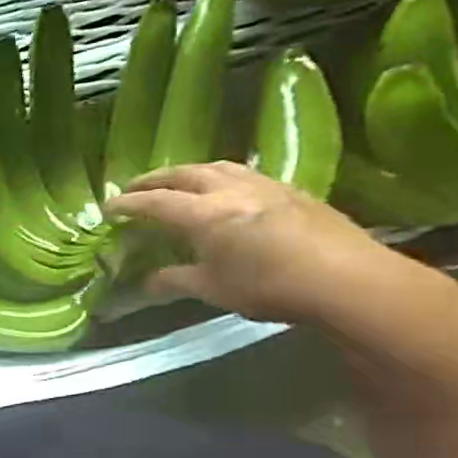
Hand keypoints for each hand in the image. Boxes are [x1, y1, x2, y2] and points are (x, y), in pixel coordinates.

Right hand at [107, 161, 452, 325]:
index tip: (107, 207)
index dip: (128, 203)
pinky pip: (246, 174)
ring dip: (190, 172)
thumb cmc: (270, 286)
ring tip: (177, 182)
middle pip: (186, 174)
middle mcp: (233, 191)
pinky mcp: (293, 192)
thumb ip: (175, 280)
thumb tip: (148, 281)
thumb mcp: (212, 289)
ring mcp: (267, 187)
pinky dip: (221, 177)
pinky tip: (224, 191)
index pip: (155, 202)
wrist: (349, 281)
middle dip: (155, 179)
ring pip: (219, 167)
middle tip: (135, 187)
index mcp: (206, 214)